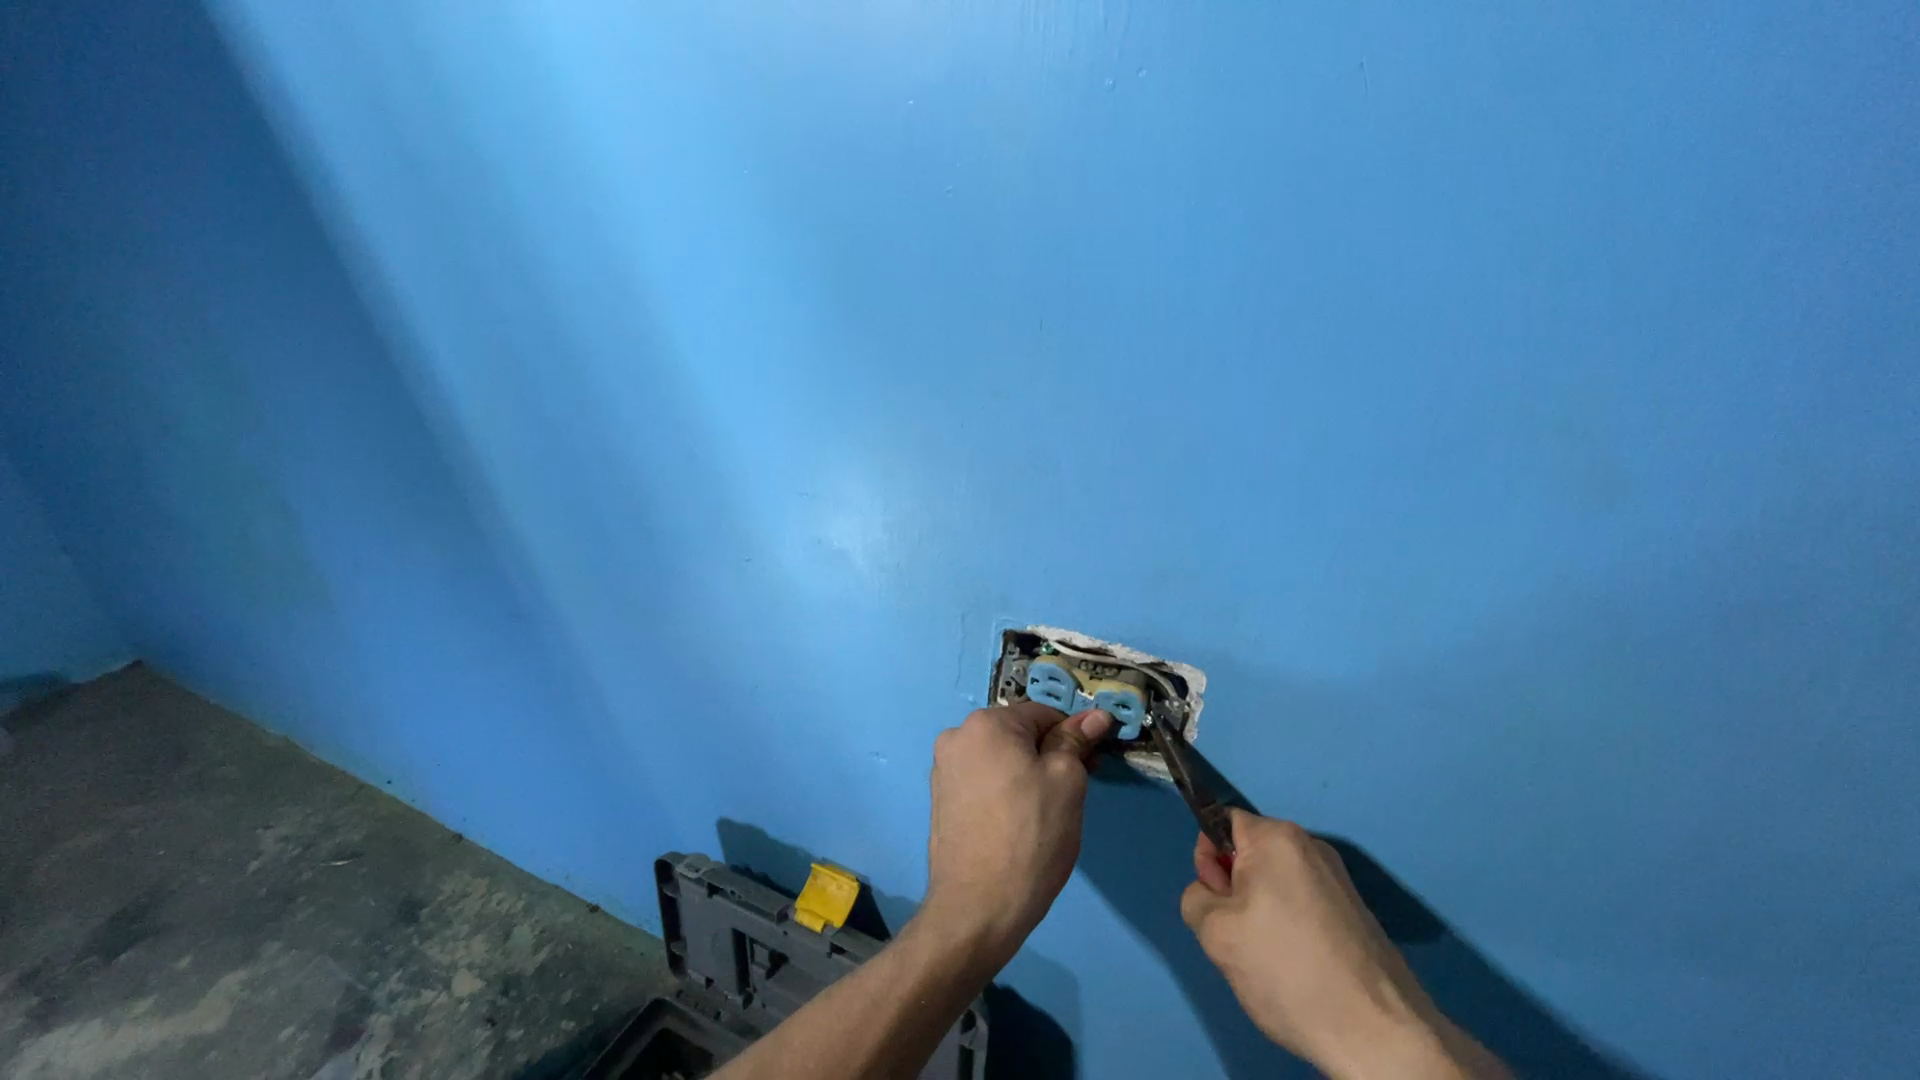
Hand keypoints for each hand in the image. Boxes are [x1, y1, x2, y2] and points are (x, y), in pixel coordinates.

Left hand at [921, 702, 1112, 965]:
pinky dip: (1005, 792)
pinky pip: (983, 782)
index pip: (1043, 713)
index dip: (1074, 736)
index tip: (1092, 766)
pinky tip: (1019, 823)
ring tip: (1047, 813)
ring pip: (1001, 759)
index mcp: (985, 723)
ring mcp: (944, 770)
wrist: (978, 907)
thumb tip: (1096, 716)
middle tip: (1074, 792)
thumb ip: (1076, 742)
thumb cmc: (1031, 836)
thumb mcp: (1066, 781)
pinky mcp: (941, 801)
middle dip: (1049, 755)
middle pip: (1019, 734)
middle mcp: (956, 737)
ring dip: (1028, 773)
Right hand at [1181, 811, 1507, 1079]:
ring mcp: (1338, 880)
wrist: (1377, 1032)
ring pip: (1273, 884)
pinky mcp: (1354, 912)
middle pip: (1249, 854)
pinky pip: (1301, 905)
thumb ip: (1196, 899)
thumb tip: (1213, 894)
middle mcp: (1311, 847)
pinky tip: (1296, 969)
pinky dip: (1289, 928)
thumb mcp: (1215, 934)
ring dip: (1259, 912)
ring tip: (1269, 960)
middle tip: (1240, 937)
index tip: (1216, 899)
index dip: (1207, 858)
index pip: (1222, 822)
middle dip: (1233, 889)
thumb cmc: (1287, 970)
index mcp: (1276, 838)